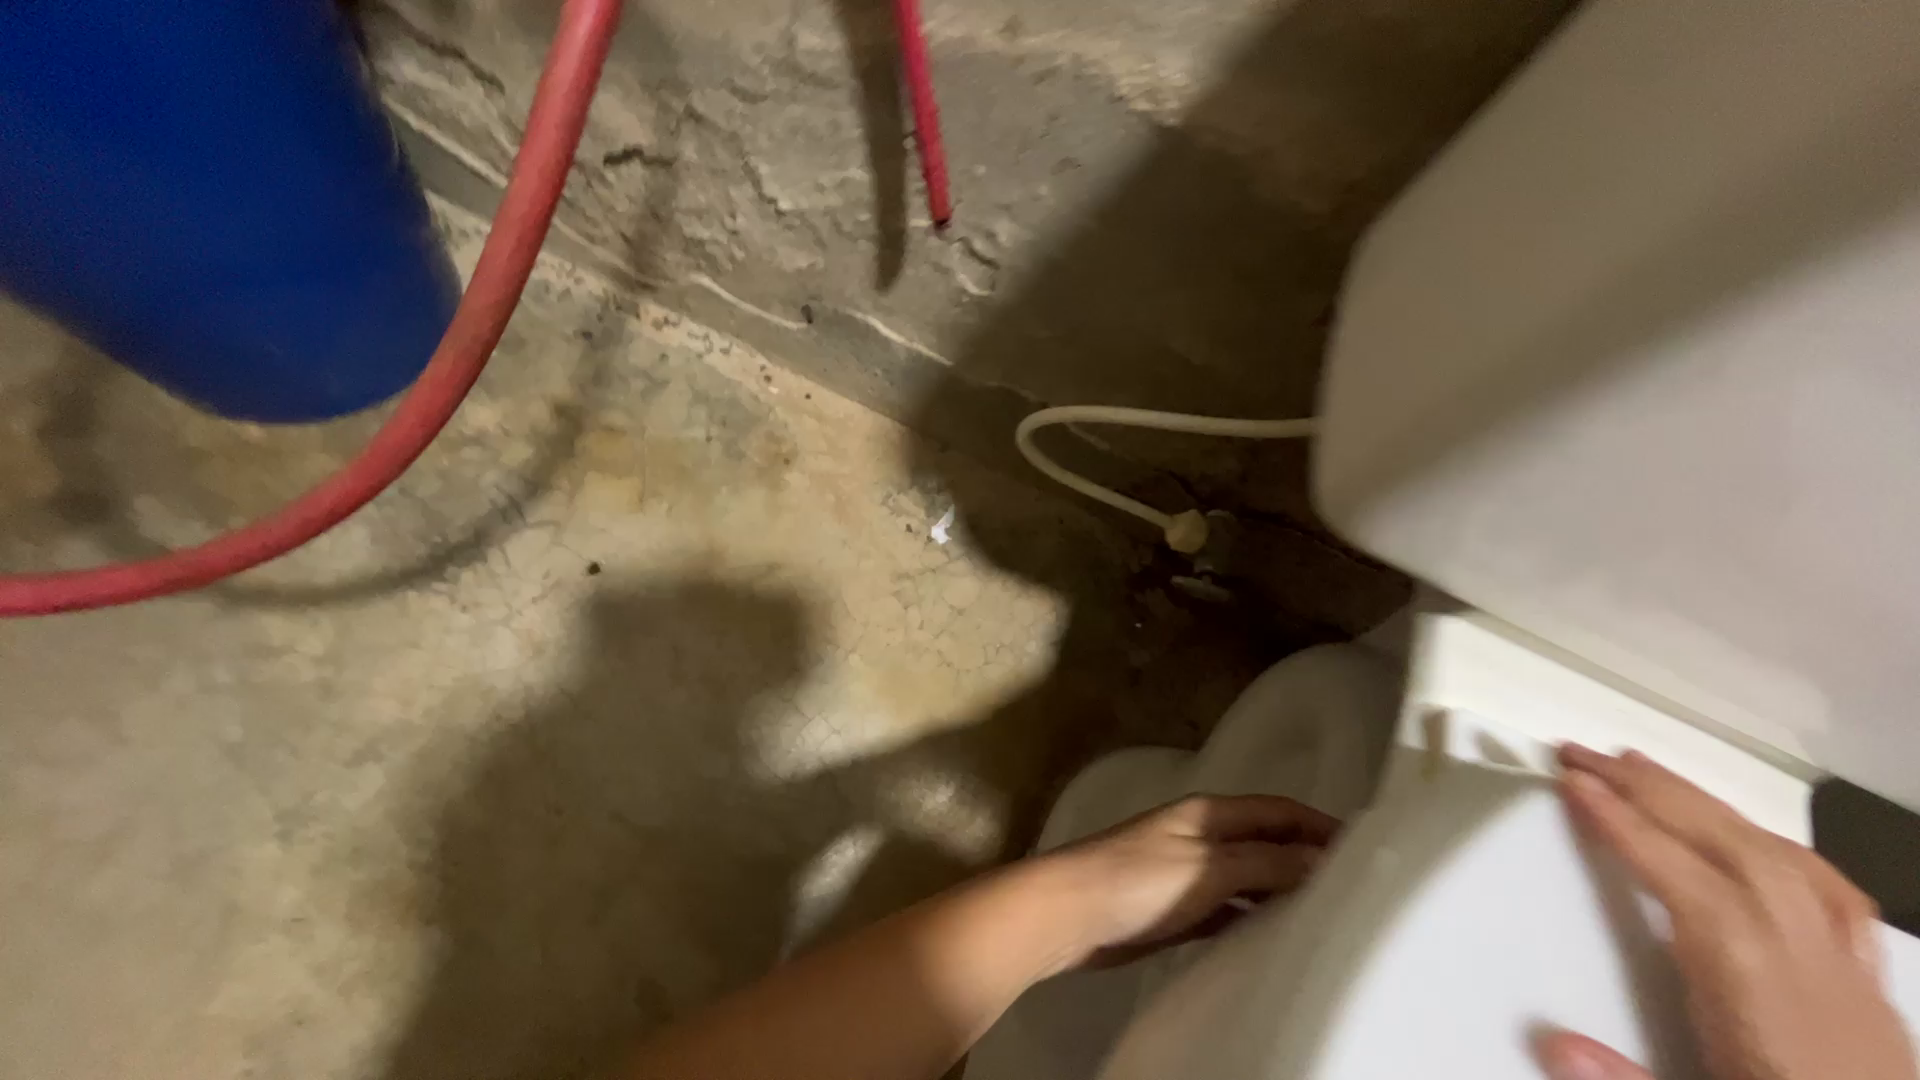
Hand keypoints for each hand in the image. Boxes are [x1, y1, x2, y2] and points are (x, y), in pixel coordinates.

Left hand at [1034, 793, 1337, 969]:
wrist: (1071, 913)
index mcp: (1209, 814)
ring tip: (1328, 918)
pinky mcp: (1175, 909)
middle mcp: (1201, 837)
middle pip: (1264, 842)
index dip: (1319, 825)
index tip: (1367, 849)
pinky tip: (1275, 940)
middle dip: (1305, 859)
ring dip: (1280, 892)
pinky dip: (1251, 919)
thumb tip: (1323, 859)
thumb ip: (1265, 862)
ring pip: (1247, 878)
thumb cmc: (1139, 880)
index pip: (1277, 811)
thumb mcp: (1209, 867)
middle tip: (1357, 891)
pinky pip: (1226, 910)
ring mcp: (1186, 873)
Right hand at [1540, 745, 1916, 1079]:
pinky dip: (1777, 846)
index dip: (1628, 828)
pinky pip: (1830, 895)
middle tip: (1584, 755)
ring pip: (1781, 861)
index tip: (1574, 782)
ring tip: (1643, 769)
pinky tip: (1743, 834)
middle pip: (1734, 852)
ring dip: (1704, 804)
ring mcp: (1847, 972)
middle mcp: (1810, 966)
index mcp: (1763, 993)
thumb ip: (1628, 1078)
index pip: (1690, 885)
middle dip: (1654, 793)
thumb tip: (1550, 1039)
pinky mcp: (1866, 987)